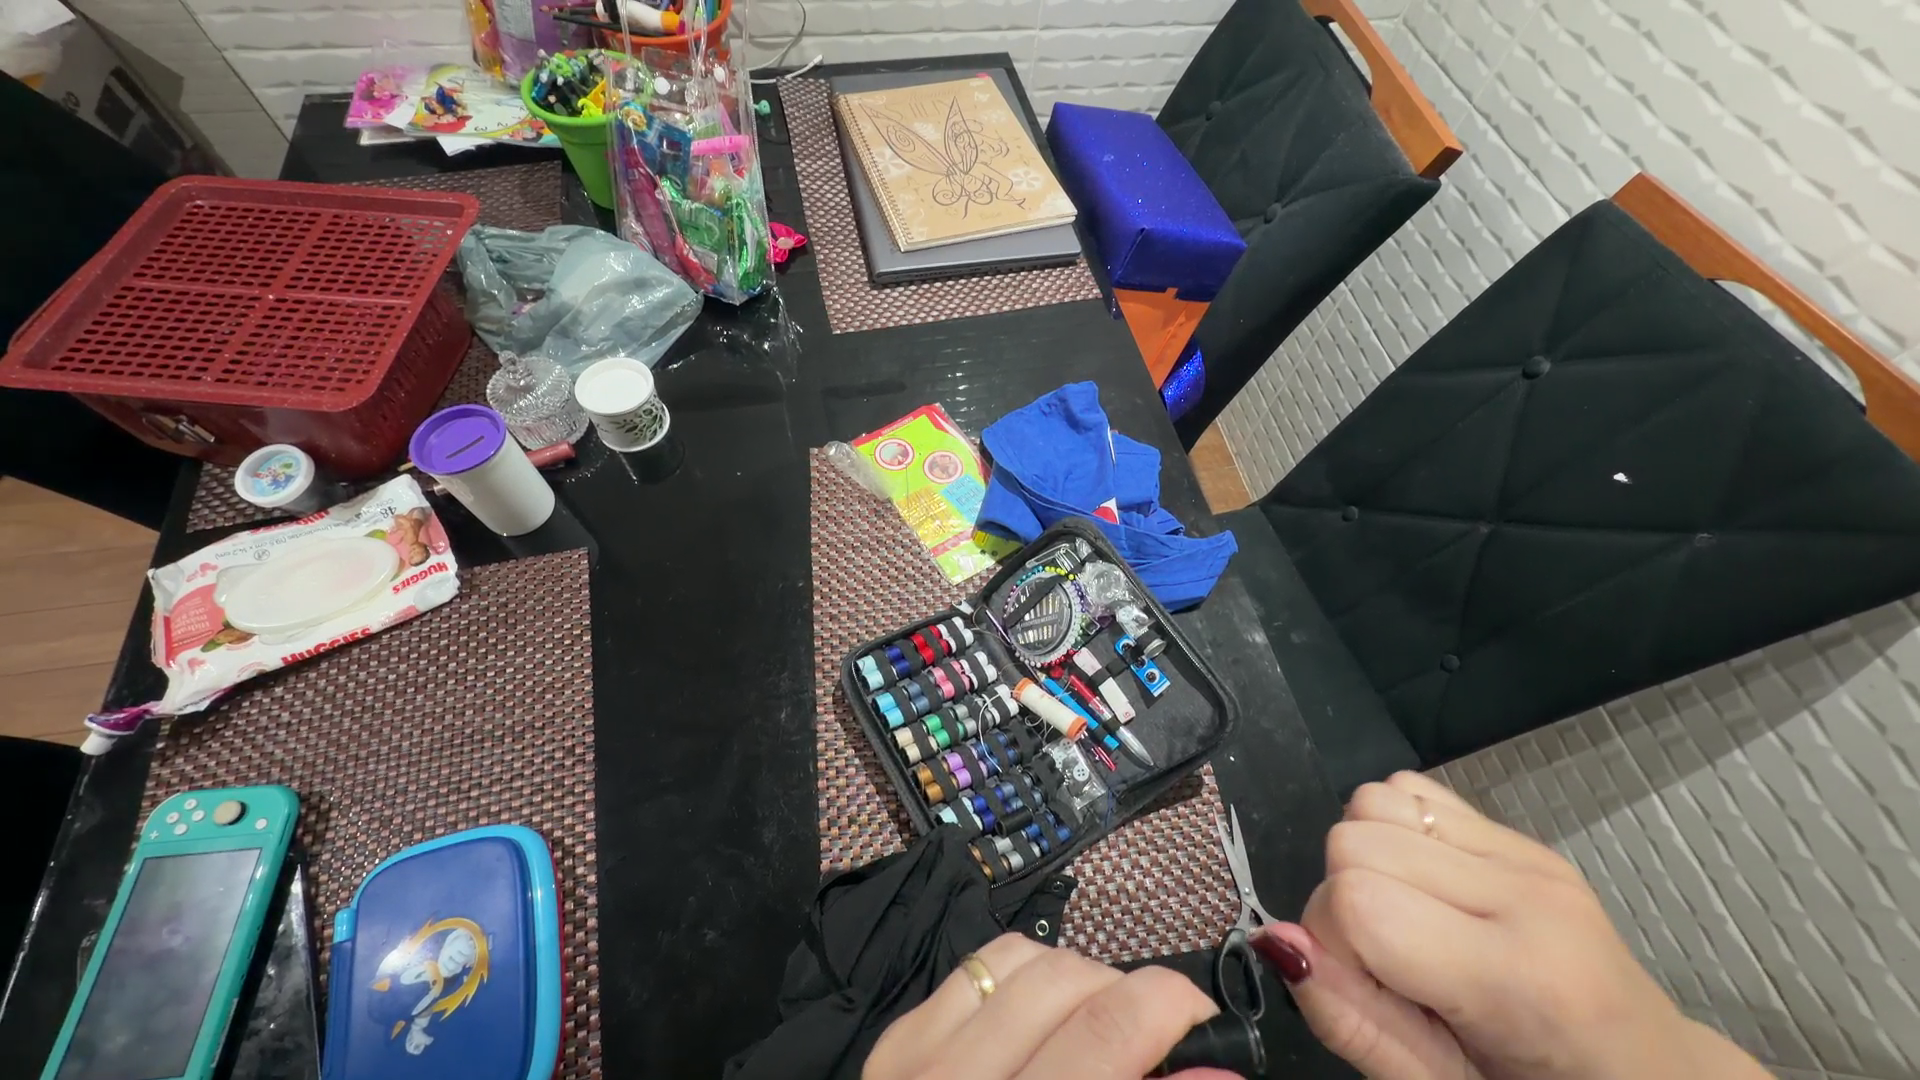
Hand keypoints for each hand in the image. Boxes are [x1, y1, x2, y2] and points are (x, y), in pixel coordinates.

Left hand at [865, 933, 1236, 1079]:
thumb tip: (1217, 1071)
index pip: (1105, 1034)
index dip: (1171, 1009)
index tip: (1207, 1029)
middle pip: (1070, 985)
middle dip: (1137, 994)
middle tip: (1162, 1032)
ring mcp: (918, 1057)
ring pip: (1028, 961)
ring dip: (1084, 979)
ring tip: (1104, 1022)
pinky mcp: (899, 1040)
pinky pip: (982, 964)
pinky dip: (1031, 969)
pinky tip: (1047, 1007)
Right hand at [1253, 772, 1769, 1079]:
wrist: (1652, 1076)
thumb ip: (1352, 1020)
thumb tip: (1277, 939)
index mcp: (1520, 977)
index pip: (1356, 899)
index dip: (1332, 946)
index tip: (1367, 993)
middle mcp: (1525, 892)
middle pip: (1352, 840)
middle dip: (1342, 903)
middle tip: (1388, 965)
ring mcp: (1525, 852)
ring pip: (1371, 802)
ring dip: (1364, 861)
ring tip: (1408, 923)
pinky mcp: (1516, 834)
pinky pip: (1406, 791)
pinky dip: (1390, 833)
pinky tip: (1425, 888)